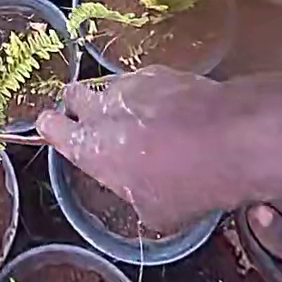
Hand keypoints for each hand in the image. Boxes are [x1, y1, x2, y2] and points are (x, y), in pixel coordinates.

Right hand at [37, 58, 281, 231]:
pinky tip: (168, 109)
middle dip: (78, 105)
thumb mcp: (156, 211)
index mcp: (90, 148)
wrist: (231, 138)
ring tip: (137, 117)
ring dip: (113, 99)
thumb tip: (138, 189)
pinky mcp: (159, 70)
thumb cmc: (189, 185)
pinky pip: (141, 80)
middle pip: (72, 94)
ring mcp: (129, 84)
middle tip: (96, 121)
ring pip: (106, 85)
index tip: (55, 128)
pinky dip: (146, 92)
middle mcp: (101, 109)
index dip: (51, 127)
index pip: (50, 127)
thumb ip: (132, 194)